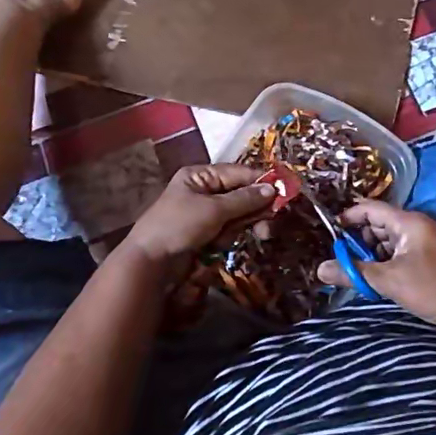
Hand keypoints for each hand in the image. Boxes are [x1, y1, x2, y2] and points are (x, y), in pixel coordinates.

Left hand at [123, 164, 277, 270]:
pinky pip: (227, 230)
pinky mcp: (204, 233)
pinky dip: (227, 237)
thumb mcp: (213, 210)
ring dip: (239, 226)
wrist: (151, 261)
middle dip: (253, 209)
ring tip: (228, 238)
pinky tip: (218, 245)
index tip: (284, 191)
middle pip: (240, 194)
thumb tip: (272, 189)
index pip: (238, 173)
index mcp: (199, 176)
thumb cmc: (179, 226)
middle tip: (267, 226)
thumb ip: (244, 199)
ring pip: (237, 214)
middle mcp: (203, 190)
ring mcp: (203, 213)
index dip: (261, 181)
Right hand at [317, 200, 435, 329]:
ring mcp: (420, 241)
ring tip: (356, 268)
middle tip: (341, 256)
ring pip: (384, 237)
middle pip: (376, 222)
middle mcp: (414, 226)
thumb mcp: (387, 280)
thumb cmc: (431, 289)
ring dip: (368, 251)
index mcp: (408, 223)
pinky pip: (394, 249)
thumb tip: (319, 270)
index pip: (370, 208)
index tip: (330, 233)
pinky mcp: (423, 255)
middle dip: (357, 238)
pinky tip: (373, 274)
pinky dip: (381, 259)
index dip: (348, 217)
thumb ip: (353, 272)